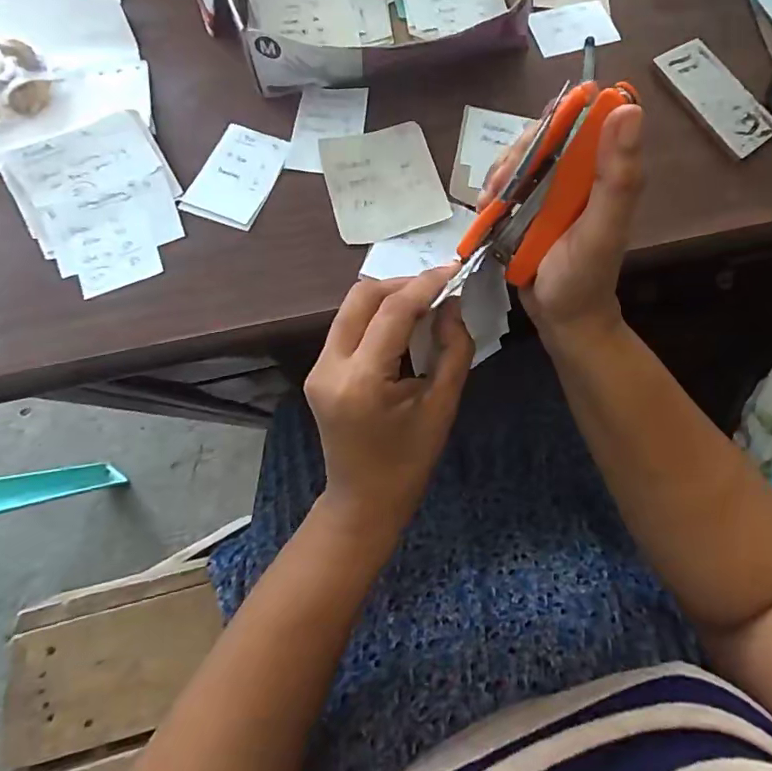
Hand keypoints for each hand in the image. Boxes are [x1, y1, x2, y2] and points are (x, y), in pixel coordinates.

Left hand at [304, 267, 473, 530]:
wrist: (363, 500)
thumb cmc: (409, 461)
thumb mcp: (443, 406)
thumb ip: (453, 350)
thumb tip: (452, 305)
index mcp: (362, 381)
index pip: (392, 312)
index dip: (425, 285)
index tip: (453, 270)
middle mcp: (330, 367)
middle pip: (361, 297)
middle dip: (401, 284)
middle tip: (437, 288)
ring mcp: (318, 368)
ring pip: (350, 307)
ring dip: (387, 297)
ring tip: (424, 303)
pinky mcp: (318, 370)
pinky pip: (347, 326)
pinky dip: (376, 316)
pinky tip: (403, 324)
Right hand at [481, 104, 643, 342]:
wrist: (562, 318)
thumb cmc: (586, 276)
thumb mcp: (604, 228)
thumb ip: (617, 176)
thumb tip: (629, 110)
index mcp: (601, 171)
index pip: (580, 121)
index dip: (555, 119)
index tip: (532, 141)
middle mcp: (575, 175)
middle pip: (540, 138)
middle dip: (516, 155)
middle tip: (501, 184)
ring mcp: (548, 191)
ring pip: (518, 161)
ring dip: (498, 176)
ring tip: (489, 203)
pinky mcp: (526, 208)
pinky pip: (504, 185)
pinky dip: (490, 193)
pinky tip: (484, 209)